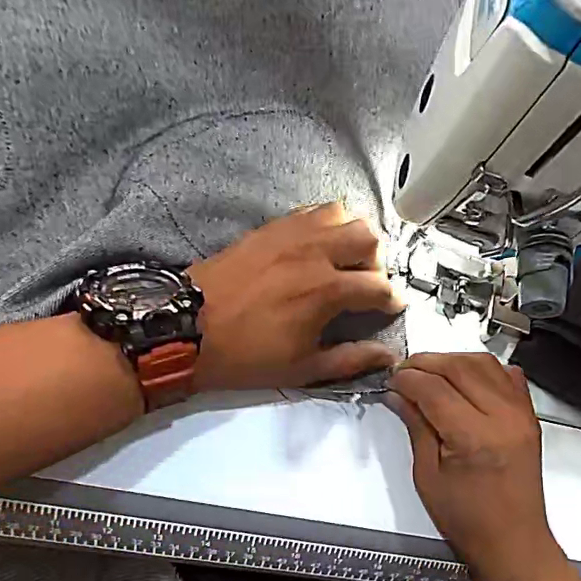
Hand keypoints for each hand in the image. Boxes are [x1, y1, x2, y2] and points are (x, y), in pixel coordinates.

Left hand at [186, 203, 402, 390]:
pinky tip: (316, 245)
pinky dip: (324, 223)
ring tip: (344, 259)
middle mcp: (314, 252)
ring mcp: (290, 234)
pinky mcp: (269, 227)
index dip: (392, 299)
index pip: (379, 286)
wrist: (187, 327)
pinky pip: (310, 211)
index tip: (391, 307)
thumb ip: (350, 360)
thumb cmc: (245, 354)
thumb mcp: (301, 369)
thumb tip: (386, 356)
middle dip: (378, 261)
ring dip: (353, 234)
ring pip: (342, 214)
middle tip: (366, 282)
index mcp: (326, 290)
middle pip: (369, 238)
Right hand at [388, 353, 566, 580]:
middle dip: (426, 363)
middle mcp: (503, 419)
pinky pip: (508, 377)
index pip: (433, 388)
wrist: (514, 544)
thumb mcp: (427, 475)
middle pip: (459, 367)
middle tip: (404, 372)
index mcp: (474, 438)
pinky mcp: (529, 418)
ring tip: (430, 373)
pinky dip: (484, 369)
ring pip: (484, 364)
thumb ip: (415, 426)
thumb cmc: (468, 521)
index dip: (407, 378)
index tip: (391, 380)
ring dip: (453, 360)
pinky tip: (465, 379)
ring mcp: (521, 415)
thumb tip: (398, 394)